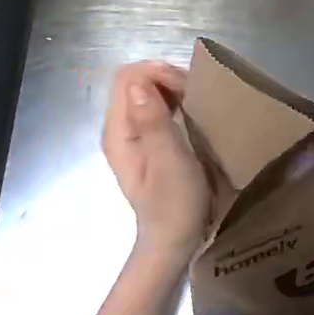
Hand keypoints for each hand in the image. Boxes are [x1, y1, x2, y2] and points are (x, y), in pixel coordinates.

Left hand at [102, 61, 210, 257]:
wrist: (173, 241)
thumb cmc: (174, 204)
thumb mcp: (169, 162)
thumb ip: (153, 122)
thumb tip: (140, 84)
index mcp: (118, 132)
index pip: (127, 78)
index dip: (157, 74)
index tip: (188, 88)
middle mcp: (118, 129)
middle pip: (133, 82)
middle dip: (164, 78)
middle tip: (196, 94)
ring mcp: (129, 136)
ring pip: (143, 92)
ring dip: (170, 89)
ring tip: (195, 101)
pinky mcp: (144, 142)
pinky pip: (152, 108)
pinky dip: (171, 103)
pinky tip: (188, 114)